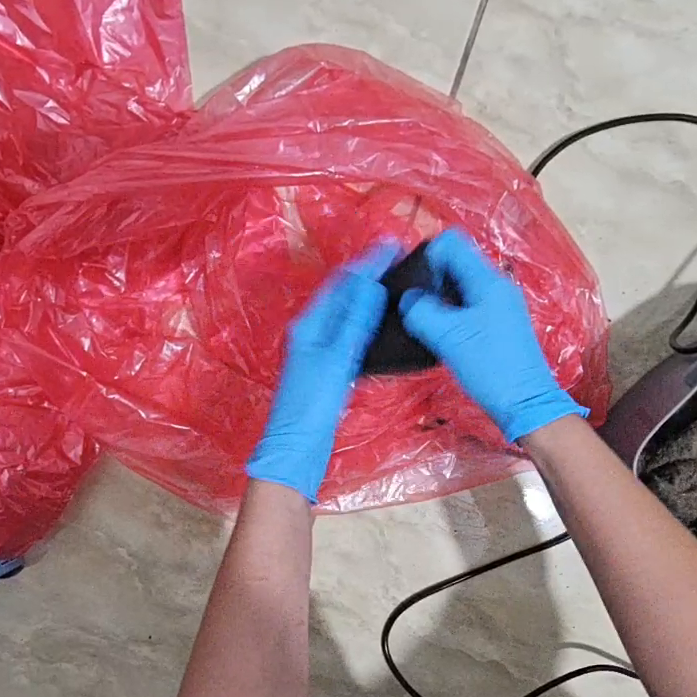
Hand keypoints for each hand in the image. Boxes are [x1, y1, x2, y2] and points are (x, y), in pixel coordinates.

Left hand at [246, 242, 398, 501]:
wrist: (296, 451)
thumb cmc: (311, 406)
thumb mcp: (335, 361)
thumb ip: (353, 324)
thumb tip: (371, 286)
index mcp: (309, 325)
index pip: (341, 283)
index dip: (366, 263)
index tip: (393, 244)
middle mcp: (312, 333)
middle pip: (344, 295)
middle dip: (369, 275)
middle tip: (400, 260)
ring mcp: (319, 352)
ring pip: (348, 315)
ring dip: (369, 299)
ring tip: (396, 285)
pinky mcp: (329, 371)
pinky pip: (351, 337)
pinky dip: (367, 325)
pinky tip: (382, 326)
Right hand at [402, 228, 587, 442]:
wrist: (525, 403)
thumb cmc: (489, 368)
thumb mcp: (448, 338)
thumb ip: (421, 312)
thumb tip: (407, 299)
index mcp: (487, 280)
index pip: (451, 244)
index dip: (426, 258)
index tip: (411, 284)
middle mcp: (496, 286)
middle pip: (455, 264)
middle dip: (429, 279)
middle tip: (410, 304)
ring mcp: (498, 305)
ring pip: (459, 287)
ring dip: (437, 298)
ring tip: (420, 321)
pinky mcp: (497, 324)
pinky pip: (467, 306)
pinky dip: (449, 313)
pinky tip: (438, 333)